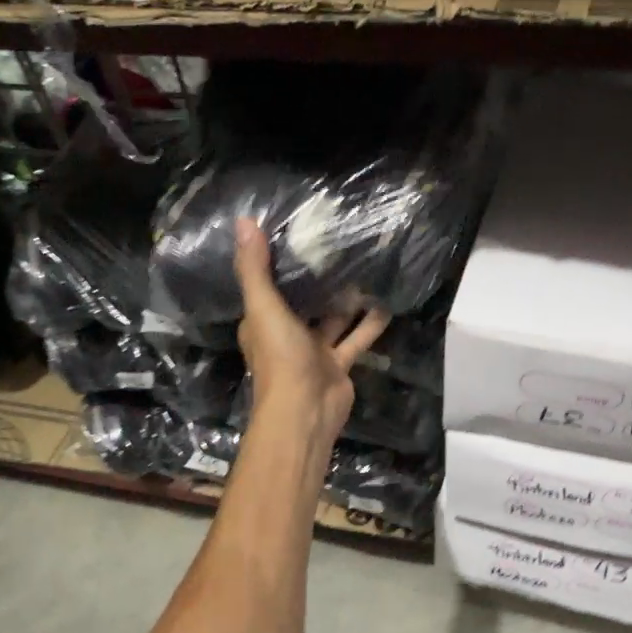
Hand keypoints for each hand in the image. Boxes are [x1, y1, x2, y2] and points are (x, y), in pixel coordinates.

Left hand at [232, 217, 389, 442]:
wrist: (305, 411)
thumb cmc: (280, 359)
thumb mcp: (263, 307)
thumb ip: (255, 268)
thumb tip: (244, 220)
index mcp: (262, 322)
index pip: (268, 285)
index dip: (280, 261)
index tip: (299, 231)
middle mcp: (286, 335)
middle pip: (303, 301)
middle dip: (319, 278)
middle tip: (341, 243)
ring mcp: (314, 351)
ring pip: (333, 318)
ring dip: (348, 298)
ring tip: (368, 265)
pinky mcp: (339, 364)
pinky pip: (356, 338)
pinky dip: (370, 323)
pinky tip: (387, 300)